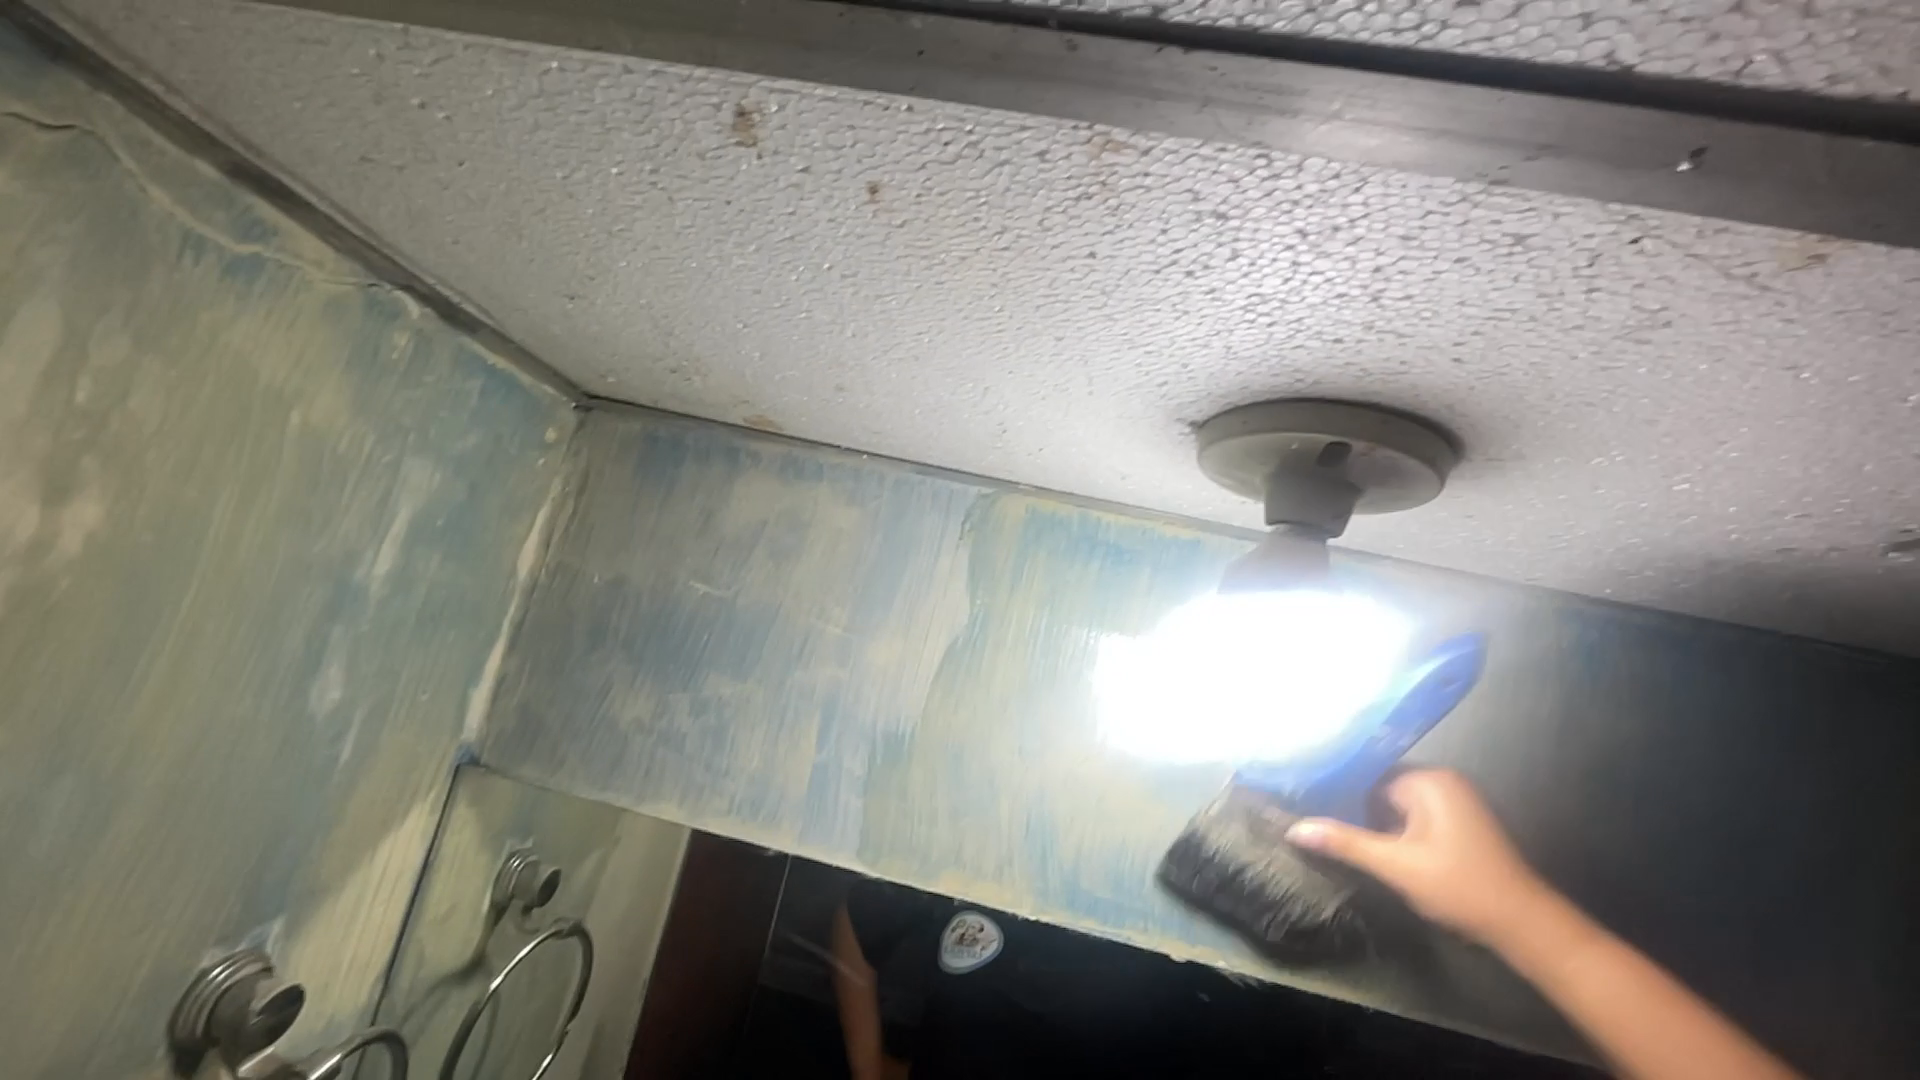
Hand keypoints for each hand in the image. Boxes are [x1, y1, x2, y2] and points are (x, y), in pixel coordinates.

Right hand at [1285, 768, 1548, 944]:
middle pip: (1377, 787)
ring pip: (1391, 804)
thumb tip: (1292, 828)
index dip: (1334, 787)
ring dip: (1369, 820)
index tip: (1300, 798)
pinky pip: (1409, 815)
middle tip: (1310, 818)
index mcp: (1428, 780)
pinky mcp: (1456, 822)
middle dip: (1350, 806)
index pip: (1365, 771)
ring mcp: (1452, 801)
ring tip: (1331, 831)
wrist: (1525, 927)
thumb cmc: (1460, 887)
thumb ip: (1345, 842)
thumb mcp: (1396, 866)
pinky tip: (1368, 845)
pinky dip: (1389, 829)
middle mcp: (1441, 781)